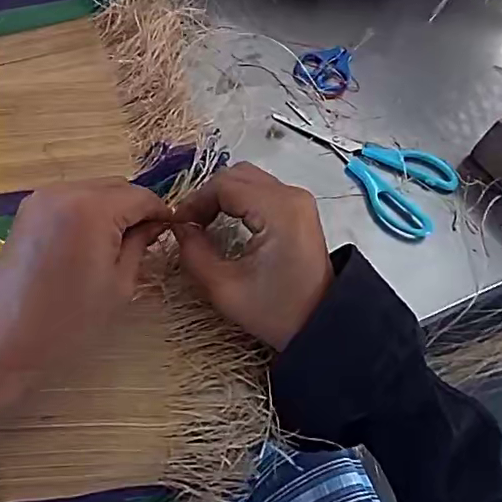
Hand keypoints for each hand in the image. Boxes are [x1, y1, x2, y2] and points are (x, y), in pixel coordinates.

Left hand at [0, 178, 171, 389]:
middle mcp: (64, 190)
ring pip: (92, 189)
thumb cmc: (68, 320)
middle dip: (134, 207)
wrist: (3, 336)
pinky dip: (86, 211)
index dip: (160, 213)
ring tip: (116, 245)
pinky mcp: (27, 209)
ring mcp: (41, 197)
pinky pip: (69, 198)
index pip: (140, 196)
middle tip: (146, 241)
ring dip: (110, 207)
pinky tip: (89, 242)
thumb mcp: (118, 285)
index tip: (172, 233)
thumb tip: (154, 224)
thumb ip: (140, 244)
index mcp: (91, 207)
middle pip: (115, 186)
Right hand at [173, 162, 332, 349]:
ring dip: (220, 195)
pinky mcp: (298, 208)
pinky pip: (259, 189)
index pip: (224, 186)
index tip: (178, 224)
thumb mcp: (223, 288)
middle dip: (206, 195)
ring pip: (246, 178)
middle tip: (189, 222)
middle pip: (235, 175)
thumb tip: (179, 227)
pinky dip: (236, 199)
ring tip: (204, 221)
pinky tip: (224, 220)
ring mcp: (298, 200)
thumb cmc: (275, 311)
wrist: (323, 325)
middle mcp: (291, 196)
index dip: (194, 201)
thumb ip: (193, 252)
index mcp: (278, 211)